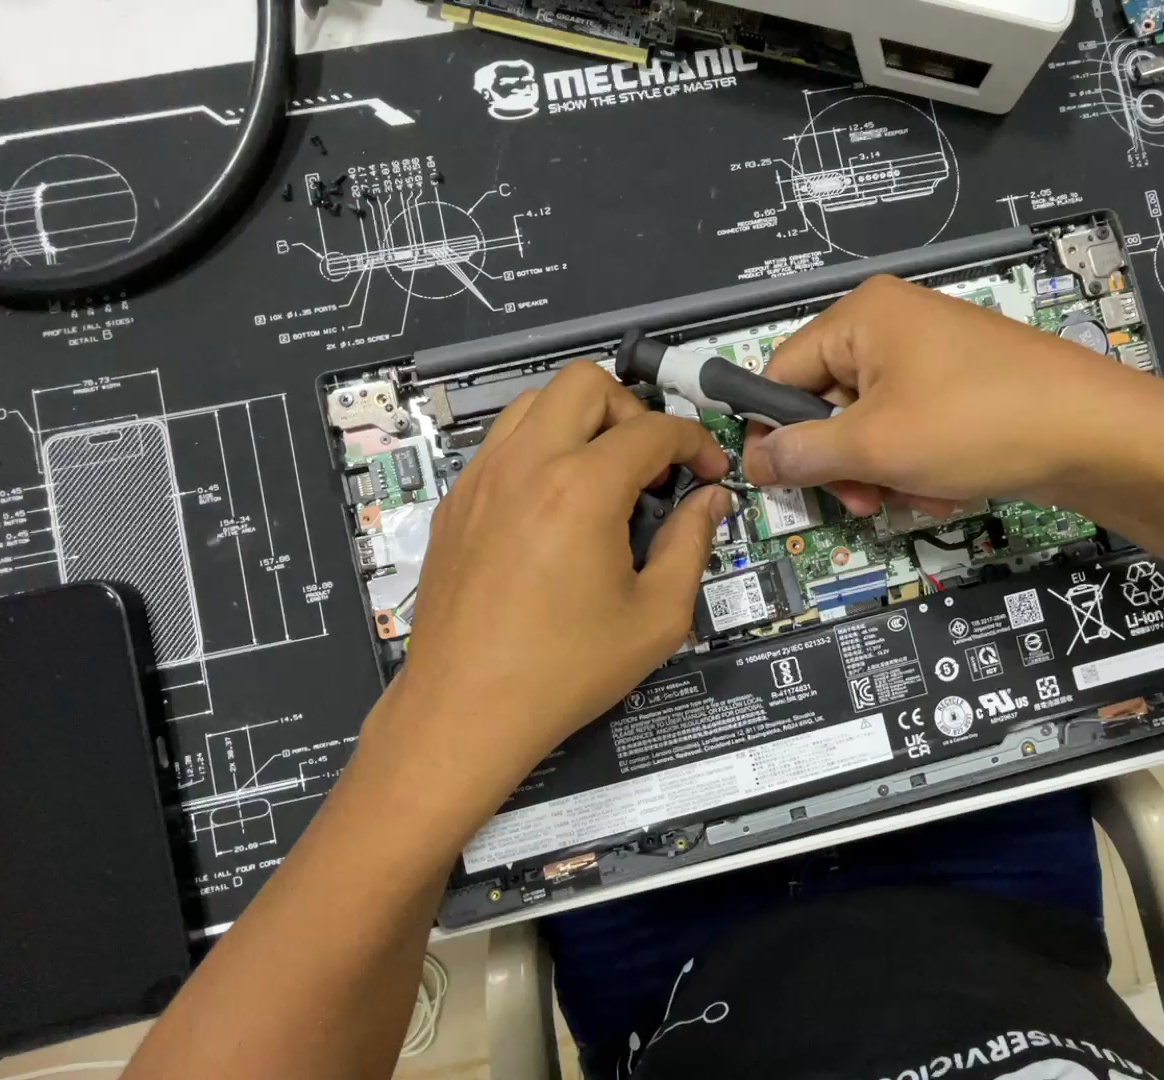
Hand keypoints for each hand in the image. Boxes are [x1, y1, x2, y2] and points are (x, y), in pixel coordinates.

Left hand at [359, 362, 732, 806]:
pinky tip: (554, 505)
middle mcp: (526, 464)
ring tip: (602, 476)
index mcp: (581, 489)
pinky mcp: (455, 501)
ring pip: (535, 401)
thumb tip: (708, 502)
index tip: (709, 473)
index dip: (695, 443)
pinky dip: (540, 448)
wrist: (465, 709)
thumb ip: (691, 544)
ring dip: (580, 422)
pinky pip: (502, 442)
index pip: (653, 429)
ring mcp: (481, 478)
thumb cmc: (567, 669)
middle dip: (633, 412)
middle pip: (585, 382)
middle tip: (650, 466)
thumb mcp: (656, 616)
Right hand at [742, 275, 1163, 515]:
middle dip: (843, 463)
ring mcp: (930, 354)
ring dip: (884, 473)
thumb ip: (801, 452)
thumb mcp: (873, 445)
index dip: (773, 430)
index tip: (780, 483)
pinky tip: (946, 488)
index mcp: (860, 317)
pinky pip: (911, 427)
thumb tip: (750, 459)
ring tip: (918, 495)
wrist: (1096, 434)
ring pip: (870, 426)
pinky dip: (918, 464)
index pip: (781, 372)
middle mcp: (890, 324)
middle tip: (863, 502)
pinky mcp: (960, 384)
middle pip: (827, 404)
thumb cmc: (972, 426)